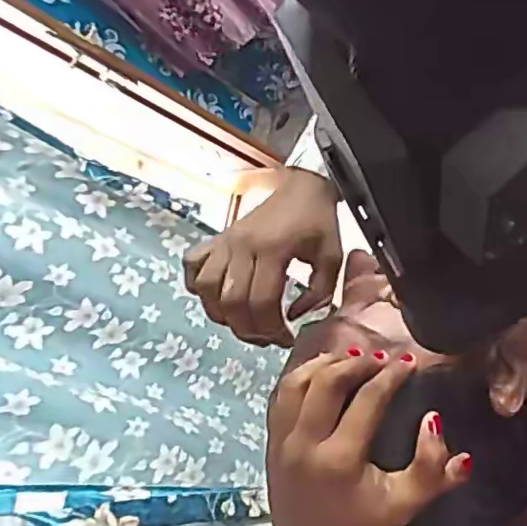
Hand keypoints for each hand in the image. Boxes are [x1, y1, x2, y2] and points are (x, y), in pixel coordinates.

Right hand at [186, 168, 341, 345]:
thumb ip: (320, 291)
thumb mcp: (332, 257)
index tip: (287, 338)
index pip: (262, 301)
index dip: (272, 328)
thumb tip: (296, 316)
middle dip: (248, 329)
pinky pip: (194, 267)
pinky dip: (200, 288)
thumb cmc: (319, 222)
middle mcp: (241, 246)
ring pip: (207, 289)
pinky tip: (220, 297)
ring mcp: (224, 242)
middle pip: (231, 301)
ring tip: (246, 323)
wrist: (303, 187)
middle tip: (268, 337)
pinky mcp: (217, 239)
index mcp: (272, 249)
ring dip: (223, 315)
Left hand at [246, 351, 469, 525]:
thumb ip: (432, 467)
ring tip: (354, 358)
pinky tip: (324, 371)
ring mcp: (282, 442)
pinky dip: (302, 375)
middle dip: (359, 362)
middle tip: (383, 357)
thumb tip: (434, 420)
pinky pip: (281, 395)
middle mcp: (304, 445)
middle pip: (327, 381)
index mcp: (339, 459)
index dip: (392, 375)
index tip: (410, 362)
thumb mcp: (406, 504)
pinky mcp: (270, 443)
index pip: (368, 399)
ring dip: (327, 363)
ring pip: (297, 382)